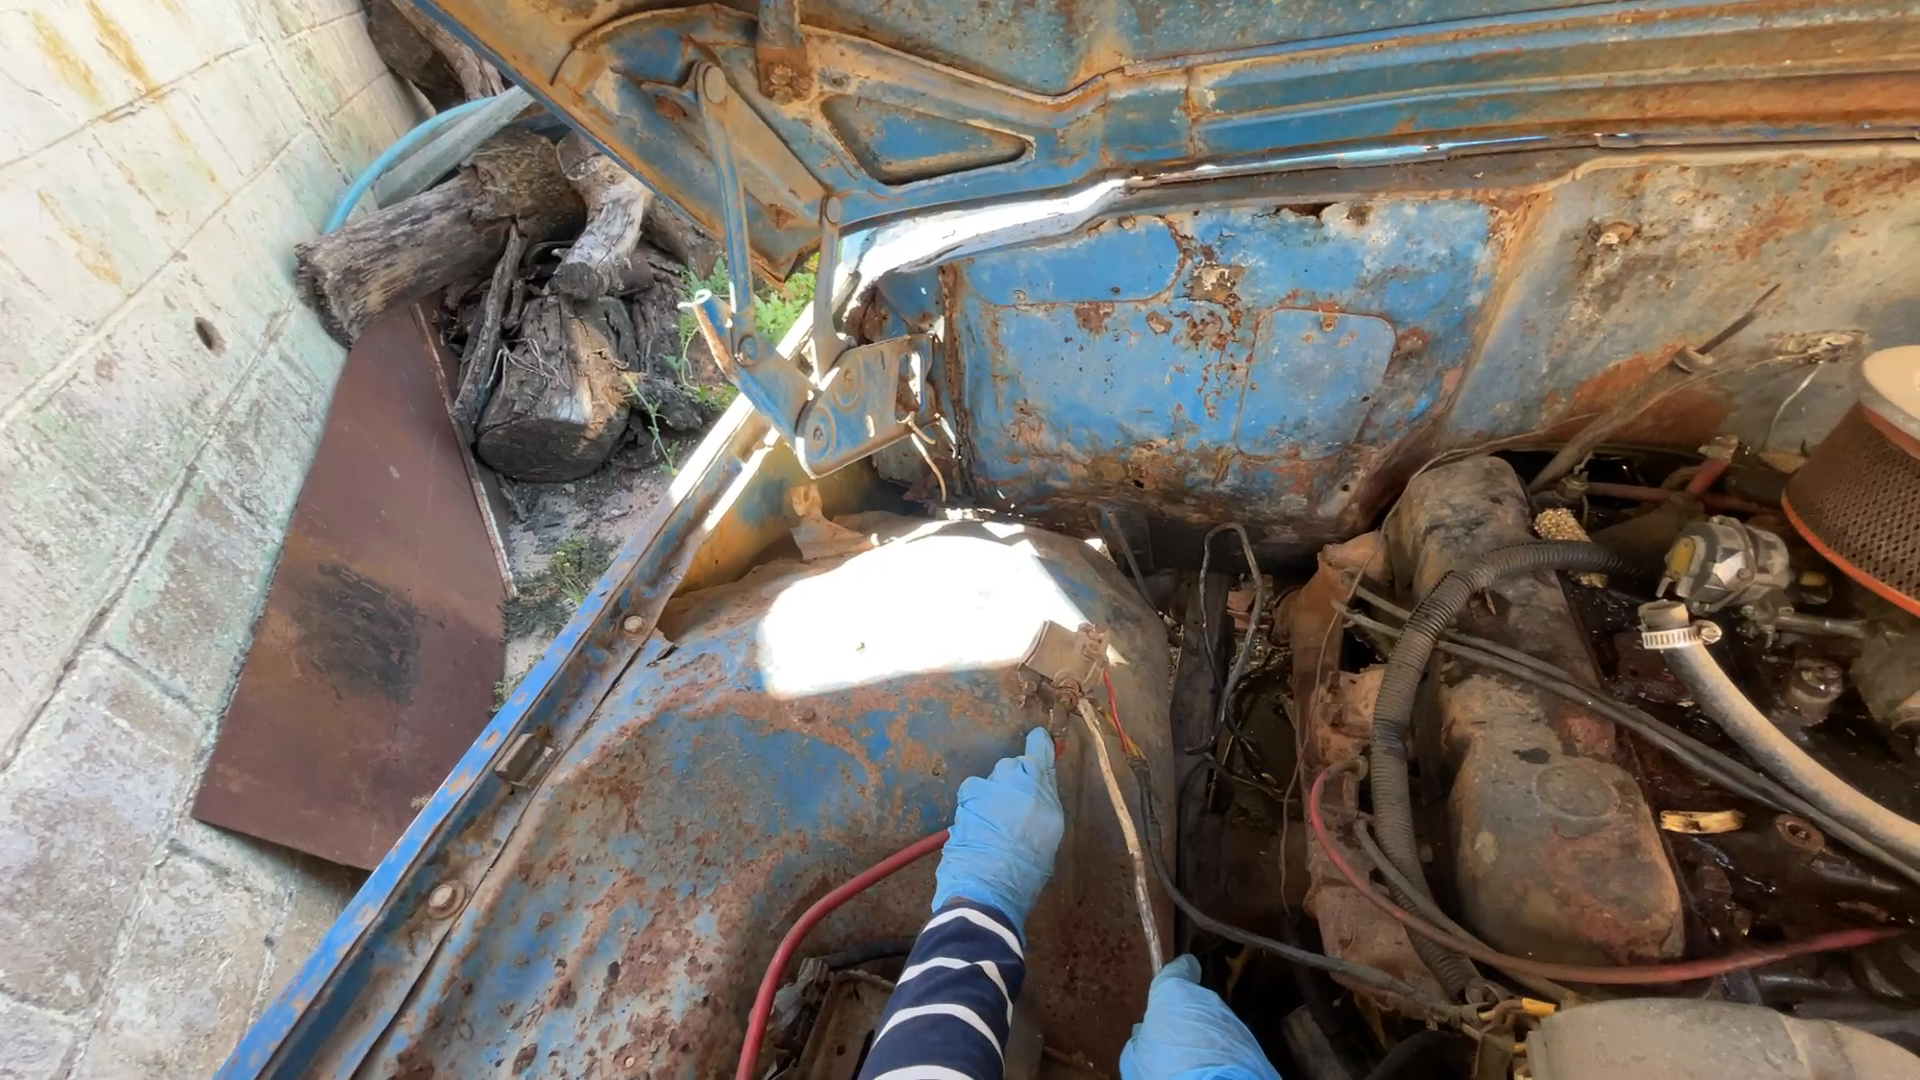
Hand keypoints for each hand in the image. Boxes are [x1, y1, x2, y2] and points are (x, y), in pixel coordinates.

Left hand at [931, 728, 1064, 930]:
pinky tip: (979, 832)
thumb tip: (1038, 786)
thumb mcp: (1049, 831)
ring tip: (995, 829)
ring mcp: (987, 783)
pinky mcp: (965, 794)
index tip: (1038, 740)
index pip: (1040, 748)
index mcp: (1041, 785)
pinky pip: (973, 796)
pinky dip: (975, 809)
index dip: (1039, 744)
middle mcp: (1014, 776)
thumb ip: (1044, 799)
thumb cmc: (1028, 866)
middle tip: (1015, 810)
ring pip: (991, 783)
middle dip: (1013, 782)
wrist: (988, 884)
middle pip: (1013, 767)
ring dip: (992, 797)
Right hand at [1120, 956, 1282, 1079]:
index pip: (1180, 967)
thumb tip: (1143, 1034)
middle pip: (1198, 1001)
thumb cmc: (1166, 1070)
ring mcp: (1234, 1024)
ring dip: (1209, 1039)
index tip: (1177, 979)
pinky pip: (1235, 1049)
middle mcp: (1207, 999)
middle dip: (1190, 1017)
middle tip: (1178, 1042)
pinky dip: (1227, 1060)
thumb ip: (1141, 1038)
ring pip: (1218, 1025)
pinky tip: (1217, 1076)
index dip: (1179, 972)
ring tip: (1198, 1066)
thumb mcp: (1137, 1057)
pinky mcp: (1256, 1050)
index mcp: (1174, 991)